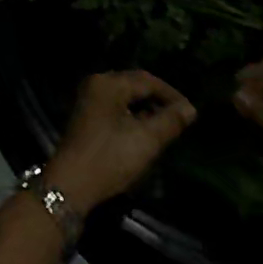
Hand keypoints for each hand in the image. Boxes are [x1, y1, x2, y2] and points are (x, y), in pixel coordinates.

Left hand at [46, 70, 196, 212]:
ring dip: (146, 107)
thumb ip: (170, 121)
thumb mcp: (146, 140)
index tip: (192, 113)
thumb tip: (189, 108)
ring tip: (167, 125)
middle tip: (181, 117)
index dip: (172, 95)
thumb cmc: (110, 158)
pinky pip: (115, 106)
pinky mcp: (86, 114)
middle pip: (135, 84)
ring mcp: (88, 98)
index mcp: (108, 84)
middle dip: (159, 99)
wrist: (71, 183)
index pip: (148, 80)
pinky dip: (133, 114)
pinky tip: (146, 129)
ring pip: (125, 96)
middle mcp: (96, 84)